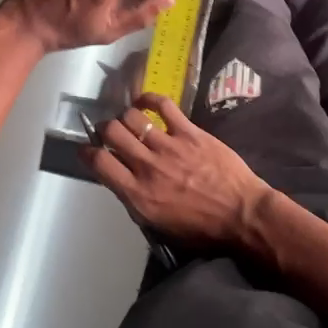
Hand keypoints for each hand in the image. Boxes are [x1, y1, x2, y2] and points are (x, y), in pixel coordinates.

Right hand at [85, 94, 273, 248]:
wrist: (241, 214)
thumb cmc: (202, 228)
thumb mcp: (160, 226)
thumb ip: (137, 201)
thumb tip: (122, 181)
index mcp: (138, 195)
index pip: (100, 164)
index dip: (87, 152)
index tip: (86, 149)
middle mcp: (147, 167)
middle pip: (112, 133)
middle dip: (105, 129)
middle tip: (109, 131)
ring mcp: (168, 146)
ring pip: (131, 117)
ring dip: (125, 117)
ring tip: (128, 120)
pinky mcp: (188, 131)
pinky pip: (162, 105)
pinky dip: (149, 99)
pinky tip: (144, 101)